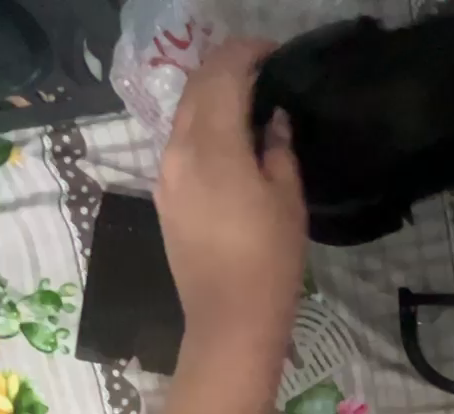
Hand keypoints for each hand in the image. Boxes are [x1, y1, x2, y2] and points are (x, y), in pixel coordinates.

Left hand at [155, 39, 306, 351]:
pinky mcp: (166, 199)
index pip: (223, 74)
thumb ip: (278, 151)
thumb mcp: (288, 202)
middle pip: (196, 89)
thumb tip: (273, 121)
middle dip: (227, 71)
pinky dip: (204, 132)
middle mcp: (178, 148)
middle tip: (263, 75)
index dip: (248, 54)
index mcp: (212, 144)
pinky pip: (182, 147)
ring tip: (249, 110)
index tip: (275, 54)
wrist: (230, 320)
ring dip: (213, 102)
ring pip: (185, 117)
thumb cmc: (270, 263)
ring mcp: (166, 174)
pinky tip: (230, 149)